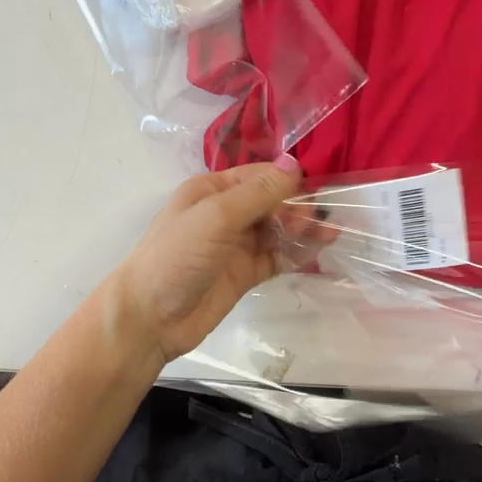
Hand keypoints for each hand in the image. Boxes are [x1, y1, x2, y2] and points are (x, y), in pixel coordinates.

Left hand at [112, 158, 302, 361]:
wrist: (150, 317)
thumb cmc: (177, 256)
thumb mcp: (217, 216)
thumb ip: (258, 193)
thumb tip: (293, 165)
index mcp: (211, 190)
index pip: (259, 176)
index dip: (288, 180)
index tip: (319, 189)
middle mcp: (223, 213)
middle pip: (271, 202)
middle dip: (299, 207)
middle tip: (321, 221)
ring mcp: (234, 246)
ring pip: (277, 231)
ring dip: (303, 230)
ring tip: (332, 235)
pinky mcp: (243, 275)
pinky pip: (275, 258)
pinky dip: (295, 255)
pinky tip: (317, 254)